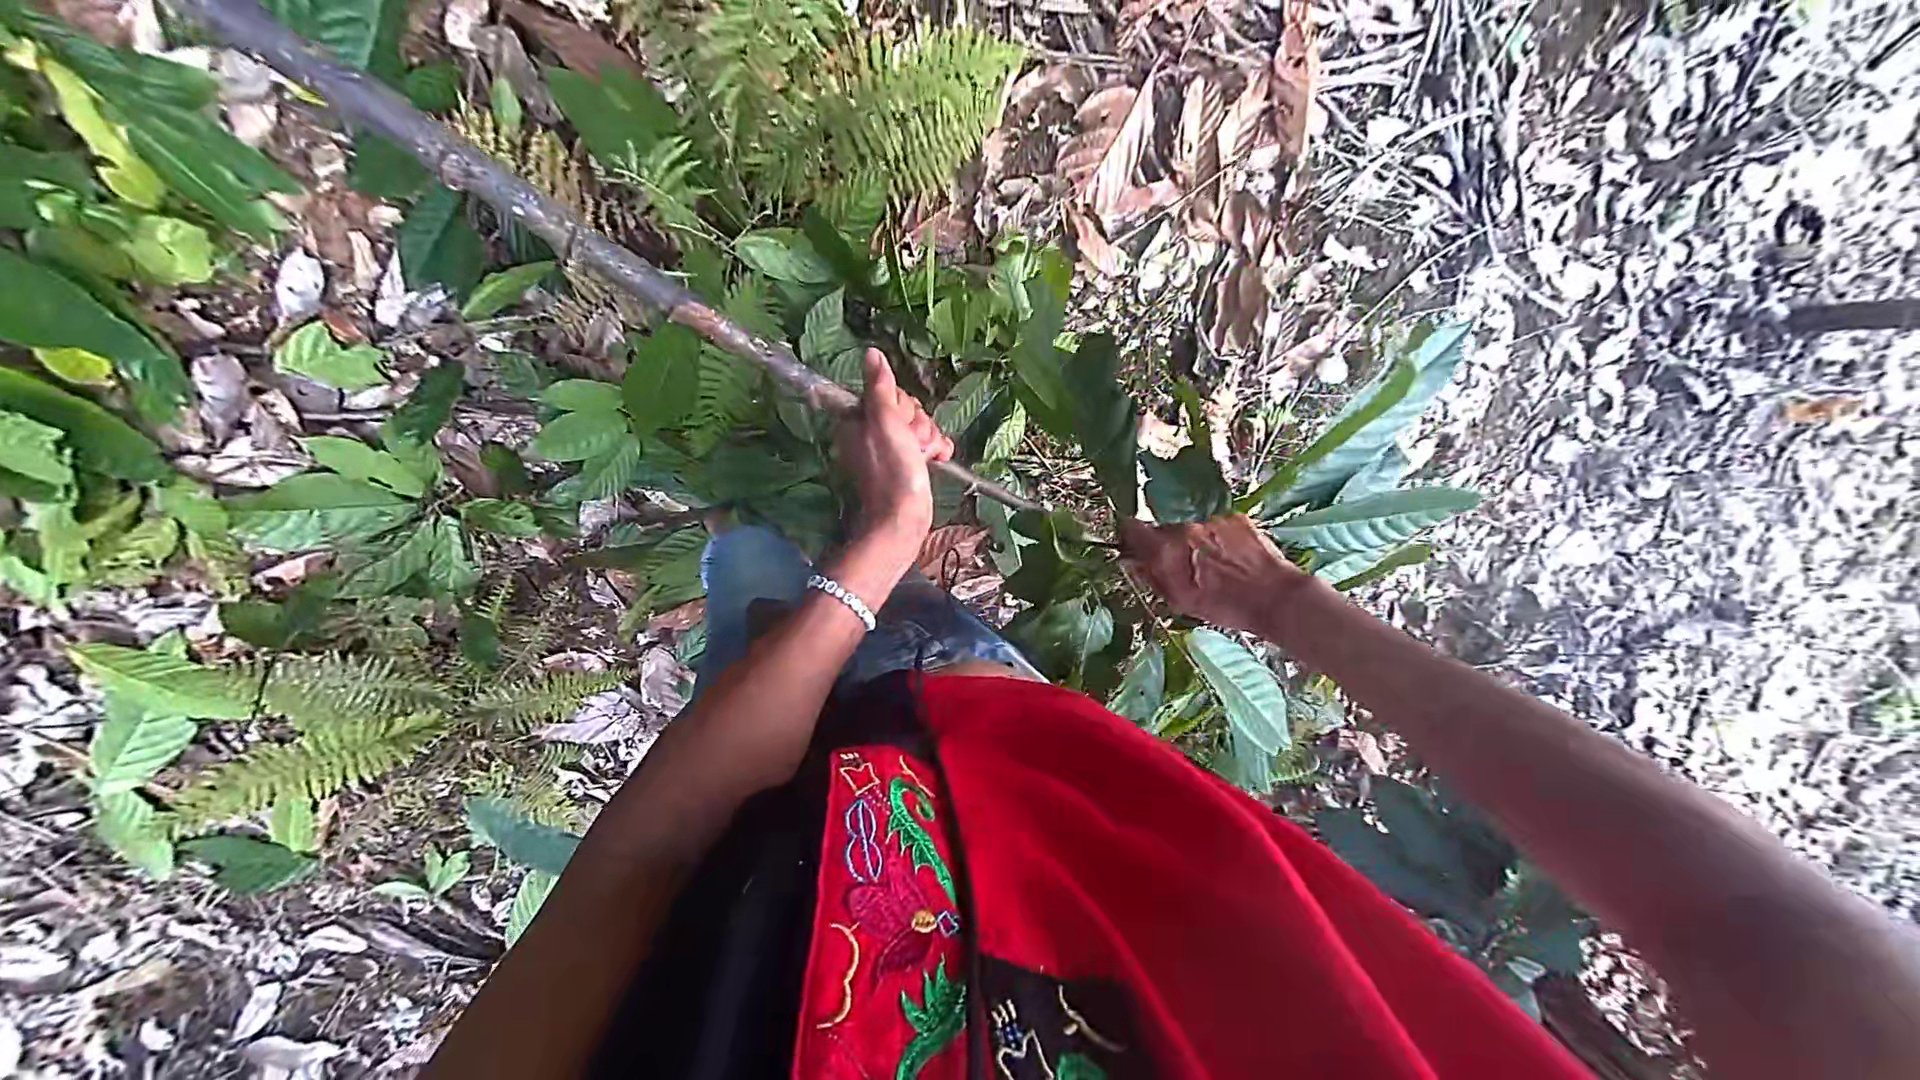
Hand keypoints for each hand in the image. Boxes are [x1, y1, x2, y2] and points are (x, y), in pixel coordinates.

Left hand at [837, 348, 953, 552]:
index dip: (903, 407)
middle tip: (913, 445)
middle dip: (919, 425)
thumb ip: (879, 388)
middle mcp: (874, 432)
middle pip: (909, 409)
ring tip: (923, 457)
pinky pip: (931, 443)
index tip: (901, 424)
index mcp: (860, 419)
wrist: (903, 519)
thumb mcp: (884, 423)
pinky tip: (939, 459)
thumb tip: (872, 353)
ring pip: (922, 426)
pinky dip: (938, 450)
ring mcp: (893, 449)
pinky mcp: (910, 463)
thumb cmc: (891, 472)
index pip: (890, 393)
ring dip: (930, 439)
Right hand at [1119, 515, 1308, 635]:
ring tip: (1212, 566)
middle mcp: (1186, 527)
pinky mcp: (1235, 518)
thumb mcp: (1180, 601)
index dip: (1130, 538)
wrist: (1276, 598)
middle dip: (1167, 545)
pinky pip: (1215, 526)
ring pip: (1191, 528)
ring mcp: (1212, 520)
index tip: (1134, 547)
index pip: (1132, 528)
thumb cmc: (1227, 606)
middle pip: (1164, 529)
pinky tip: (1230, 558)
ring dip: (1194, 543)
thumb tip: (1133, 562)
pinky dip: (1217, 539)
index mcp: (1167, 548)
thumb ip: (1152, 577)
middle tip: (1182, 567)